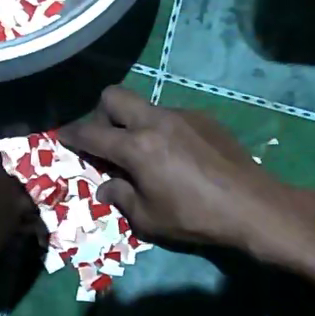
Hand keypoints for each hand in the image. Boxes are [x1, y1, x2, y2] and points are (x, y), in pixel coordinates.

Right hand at [57, 86, 314, 251]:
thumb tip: (105, 185)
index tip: (63, 136)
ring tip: (145, 152)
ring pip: (145, 105)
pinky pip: (171, 115)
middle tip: (105, 139)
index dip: (72, 135)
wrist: (251, 205)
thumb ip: (121, 197)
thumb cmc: (195, 217)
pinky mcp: (204, 118)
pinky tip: (177, 155)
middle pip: (114, 96)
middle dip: (100, 113)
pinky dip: (161, 129)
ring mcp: (182, 115)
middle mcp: (155, 122)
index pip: (92, 134)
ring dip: (134, 122)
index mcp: (136, 147)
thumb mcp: (149, 219)